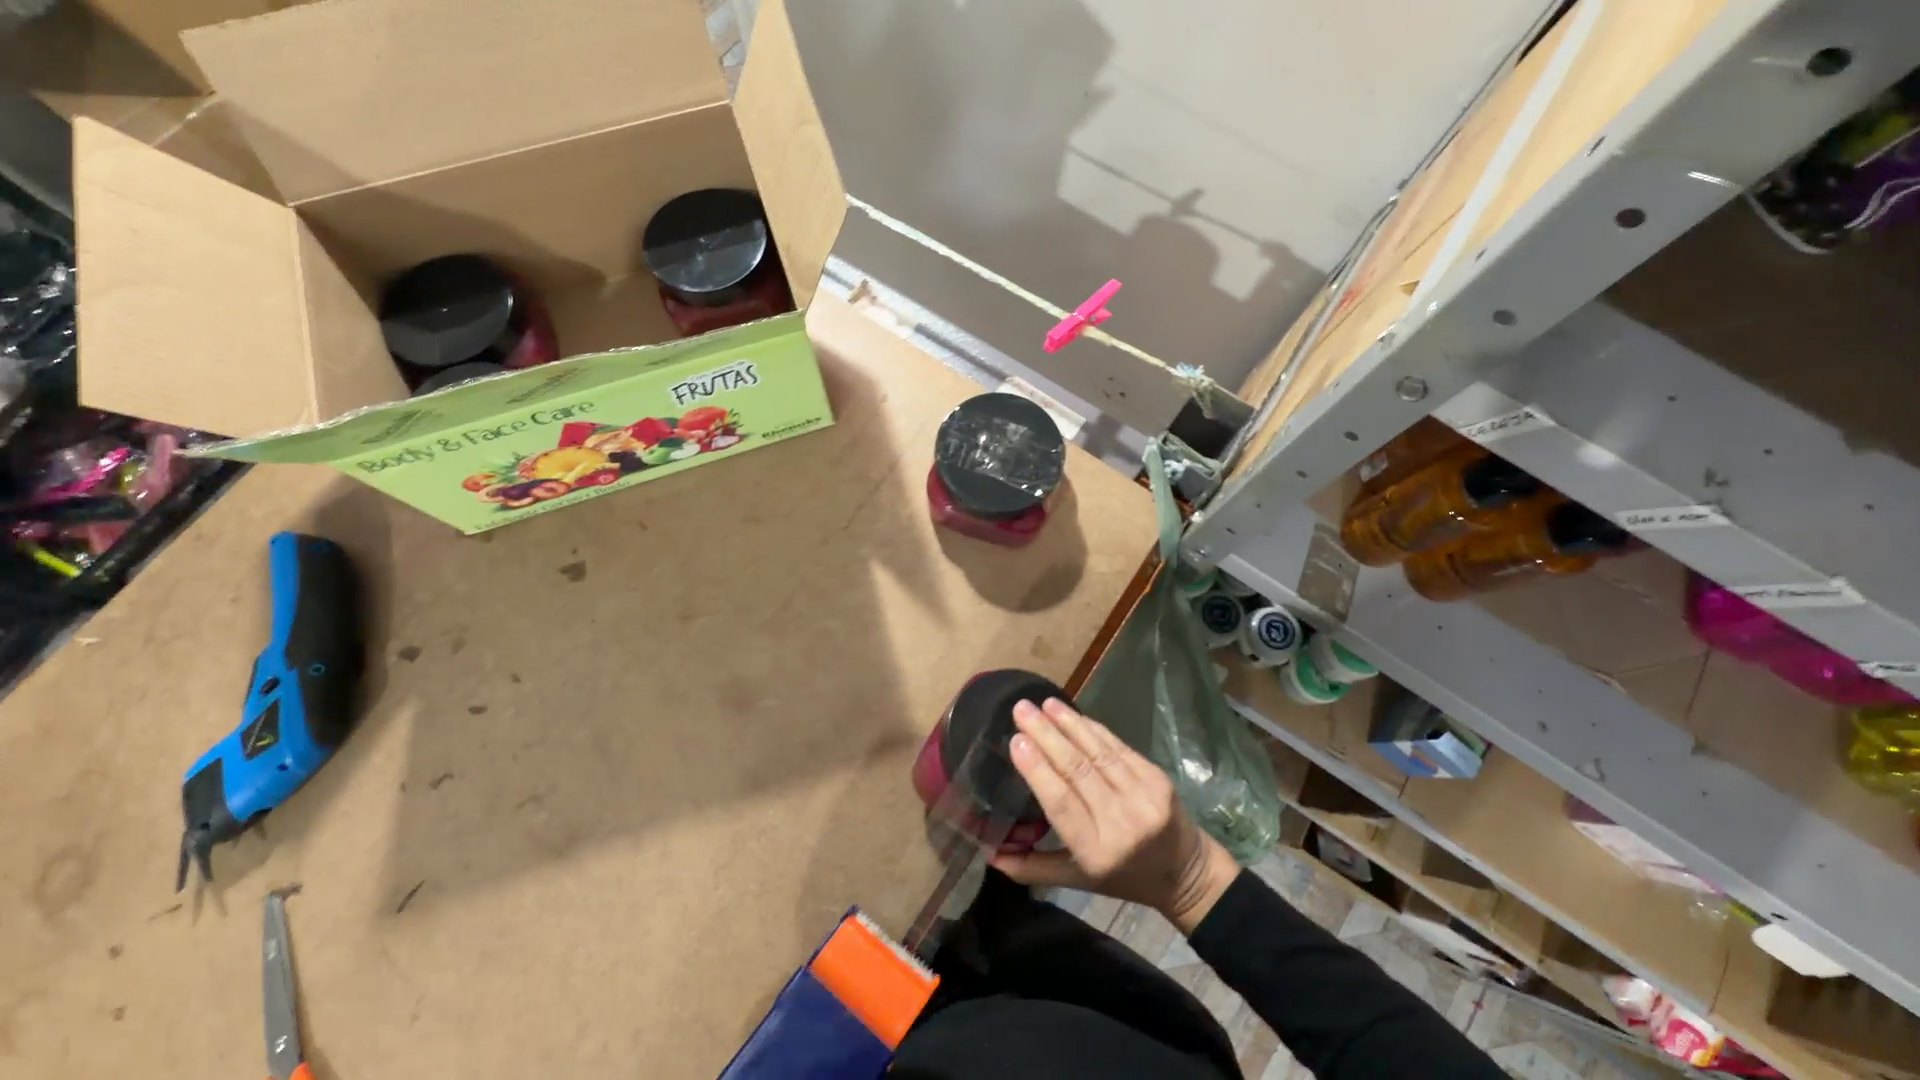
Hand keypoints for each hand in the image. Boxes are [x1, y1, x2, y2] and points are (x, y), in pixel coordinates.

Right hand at [990, 698, 1239, 933]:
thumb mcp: (1078, 881)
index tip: (1017, 741)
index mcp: (1096, 853)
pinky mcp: (1158, 779)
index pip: (1062, 804)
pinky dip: (1095, 729)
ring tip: (1044, 703)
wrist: (1187, 872)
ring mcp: (1144, 797)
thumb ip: (1033, 868)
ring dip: (1069, 724)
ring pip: (1098, 753)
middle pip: (1078, 771)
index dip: (1038, 771)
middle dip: (1047, 735)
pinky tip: (1074, 715)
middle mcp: (1121, 823)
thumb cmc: (1124, 878)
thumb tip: (989, 854)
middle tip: (1021, 709)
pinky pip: (1119, 748)